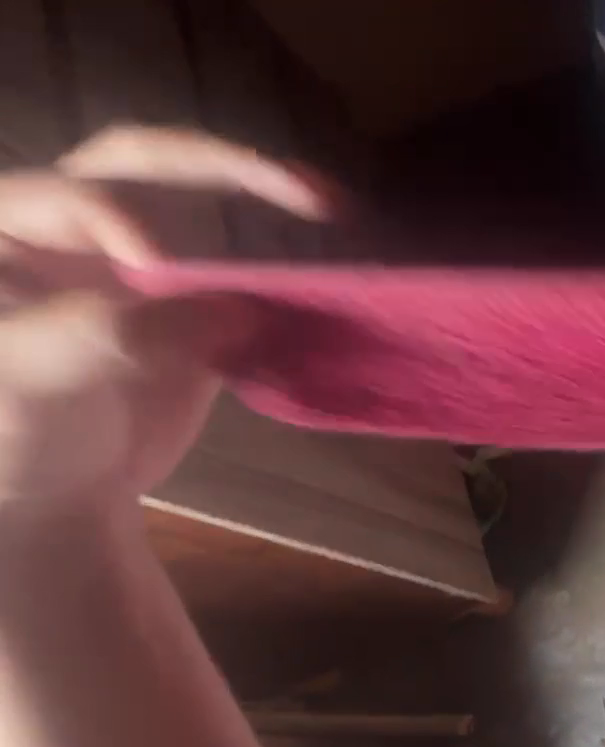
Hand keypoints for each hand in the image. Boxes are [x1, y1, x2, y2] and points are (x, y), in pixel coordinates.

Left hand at [0, 126, 326, 515]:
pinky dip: (298, 273)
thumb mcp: (39, 378)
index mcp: (8, 230)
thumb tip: (239, 308)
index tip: (177, 273)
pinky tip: (338, 277)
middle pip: (152, 170)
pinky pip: (253, 278)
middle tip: (314, 196)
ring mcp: (146, 273)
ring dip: (278, 214)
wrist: (55, 487)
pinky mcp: (201, 313)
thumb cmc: (16, 431)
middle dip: (232, 171)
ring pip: (212, 217)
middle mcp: (75, 233)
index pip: (84, 199)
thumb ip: (116, 331)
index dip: (138, 225)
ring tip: (341, 218)